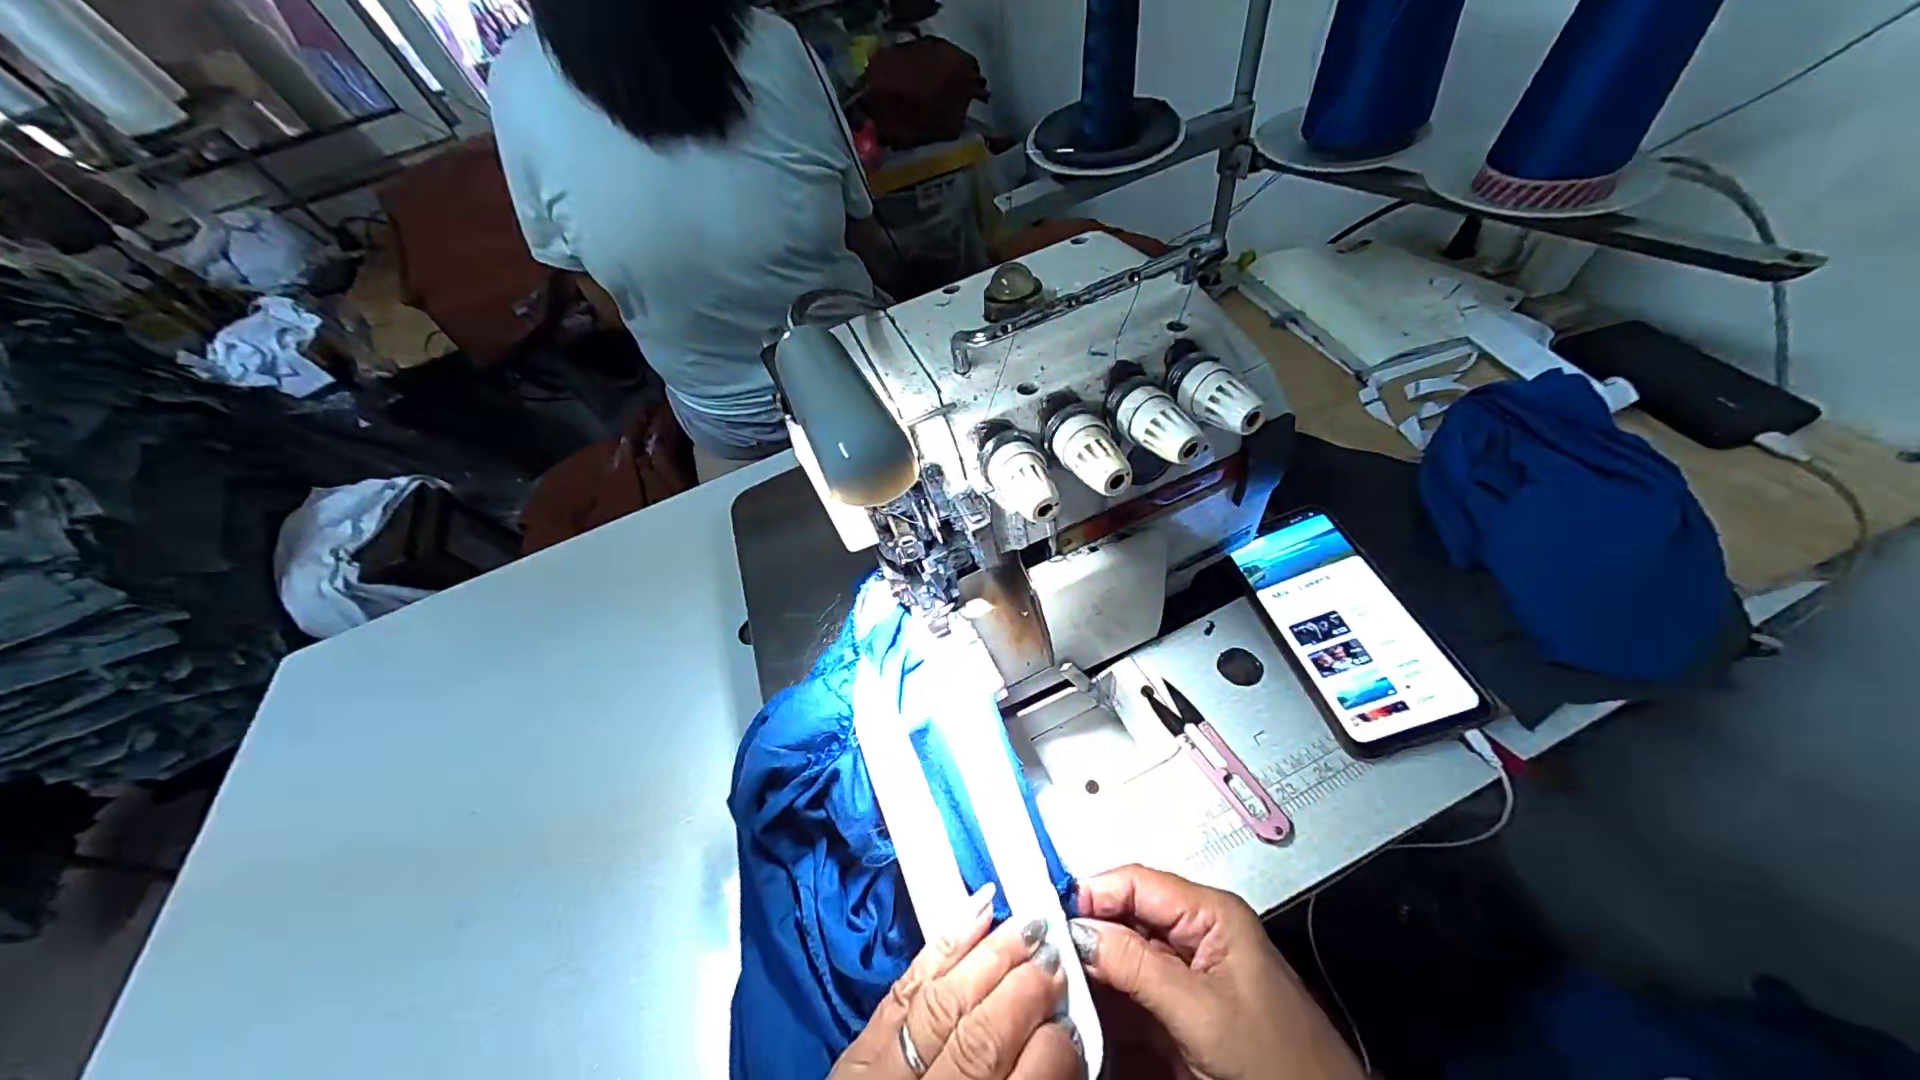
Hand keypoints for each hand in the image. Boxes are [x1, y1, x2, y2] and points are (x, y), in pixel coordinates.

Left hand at [830, 884, 1081, 1079]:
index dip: (1054, 1047)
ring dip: (989, 956)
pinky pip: (903, 989)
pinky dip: (940, 947)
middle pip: (979, 1037)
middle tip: (1055, 957)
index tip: (1073, 1025)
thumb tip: (1062, 1047)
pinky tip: (973, 913)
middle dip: (1025, 990)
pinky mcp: (857, 1053)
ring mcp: (880, 1075)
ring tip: (1026, 925)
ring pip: (941, 1002)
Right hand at [1070, 865, 1364, 1079]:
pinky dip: (1107, 999)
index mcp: (1210, 913)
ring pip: (1123, 954)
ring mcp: (1186, 970)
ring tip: (1062, 984)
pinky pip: (1131, 989)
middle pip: (1125, 916)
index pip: (1136, 882)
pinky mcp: (1179, 1005)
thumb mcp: (1202, 1011)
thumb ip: (1138, 965)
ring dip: (1094, 970)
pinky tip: (1086, 1010)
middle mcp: (1195, 931)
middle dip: (1088, 935)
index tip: (1051, 915)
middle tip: (1051, 957)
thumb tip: (1081, 930)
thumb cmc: (1281, 1064)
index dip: (1092, 893)